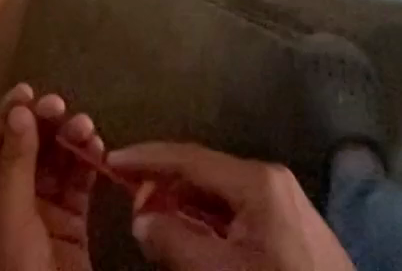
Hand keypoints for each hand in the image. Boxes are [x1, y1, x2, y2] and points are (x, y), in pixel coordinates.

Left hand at [0, 83, 101, 270]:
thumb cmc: (16, 265)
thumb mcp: (11, 211)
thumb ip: (17, 160)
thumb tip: (20, 110)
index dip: (10, 112)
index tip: (29, 90)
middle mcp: (11, 193)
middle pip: (29, 145)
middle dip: (44, 123)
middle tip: (61, 107)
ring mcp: (43, 207)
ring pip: (56, 160)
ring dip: (70, 140)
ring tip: (86, 127)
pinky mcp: (71, 222)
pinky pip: (79, 183)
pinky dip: (87, 164)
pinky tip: (98, 147)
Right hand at [108, 143, 351, 270]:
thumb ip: (174, 242)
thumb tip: (142, 219)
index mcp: (256, 180)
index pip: (187, 157)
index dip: (145, 159)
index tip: (109, 163)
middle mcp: (271, 180)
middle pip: (203, 174)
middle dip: (165, 189)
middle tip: (134, 213)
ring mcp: (285, 204)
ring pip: (219, 196)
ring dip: (185, 210)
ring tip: (156, 231)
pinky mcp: (292, 230)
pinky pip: (237, 215)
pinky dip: (209, 225)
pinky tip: (192, 244)